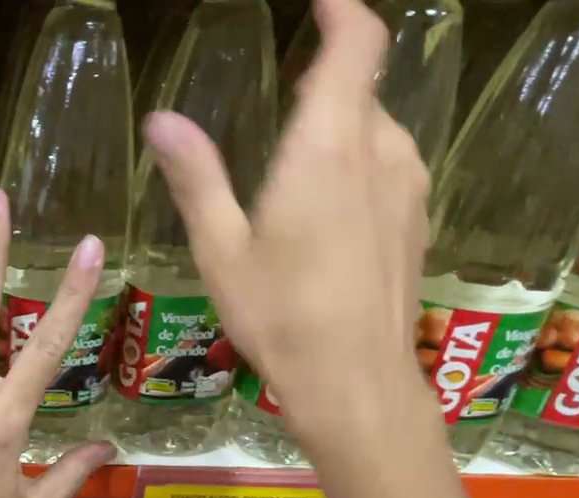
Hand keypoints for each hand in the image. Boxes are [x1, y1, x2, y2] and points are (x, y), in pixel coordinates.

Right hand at [145, 0, 432, 457]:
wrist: (353, 380)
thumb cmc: (278, 315)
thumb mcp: (222, 250)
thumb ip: (197, 178)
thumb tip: (161, 120)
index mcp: (328, 146)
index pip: (356, 43)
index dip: (343, 10)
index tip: (320, 2)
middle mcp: (381, 151)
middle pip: (360, 90)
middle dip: (323, 85)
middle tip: (284, 100)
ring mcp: (408, 186)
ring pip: (375, 134)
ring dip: (340, 133)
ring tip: (298, 171)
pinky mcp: (416, 221)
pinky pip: (388, 171)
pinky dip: (357, 171)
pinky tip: (326, 220)